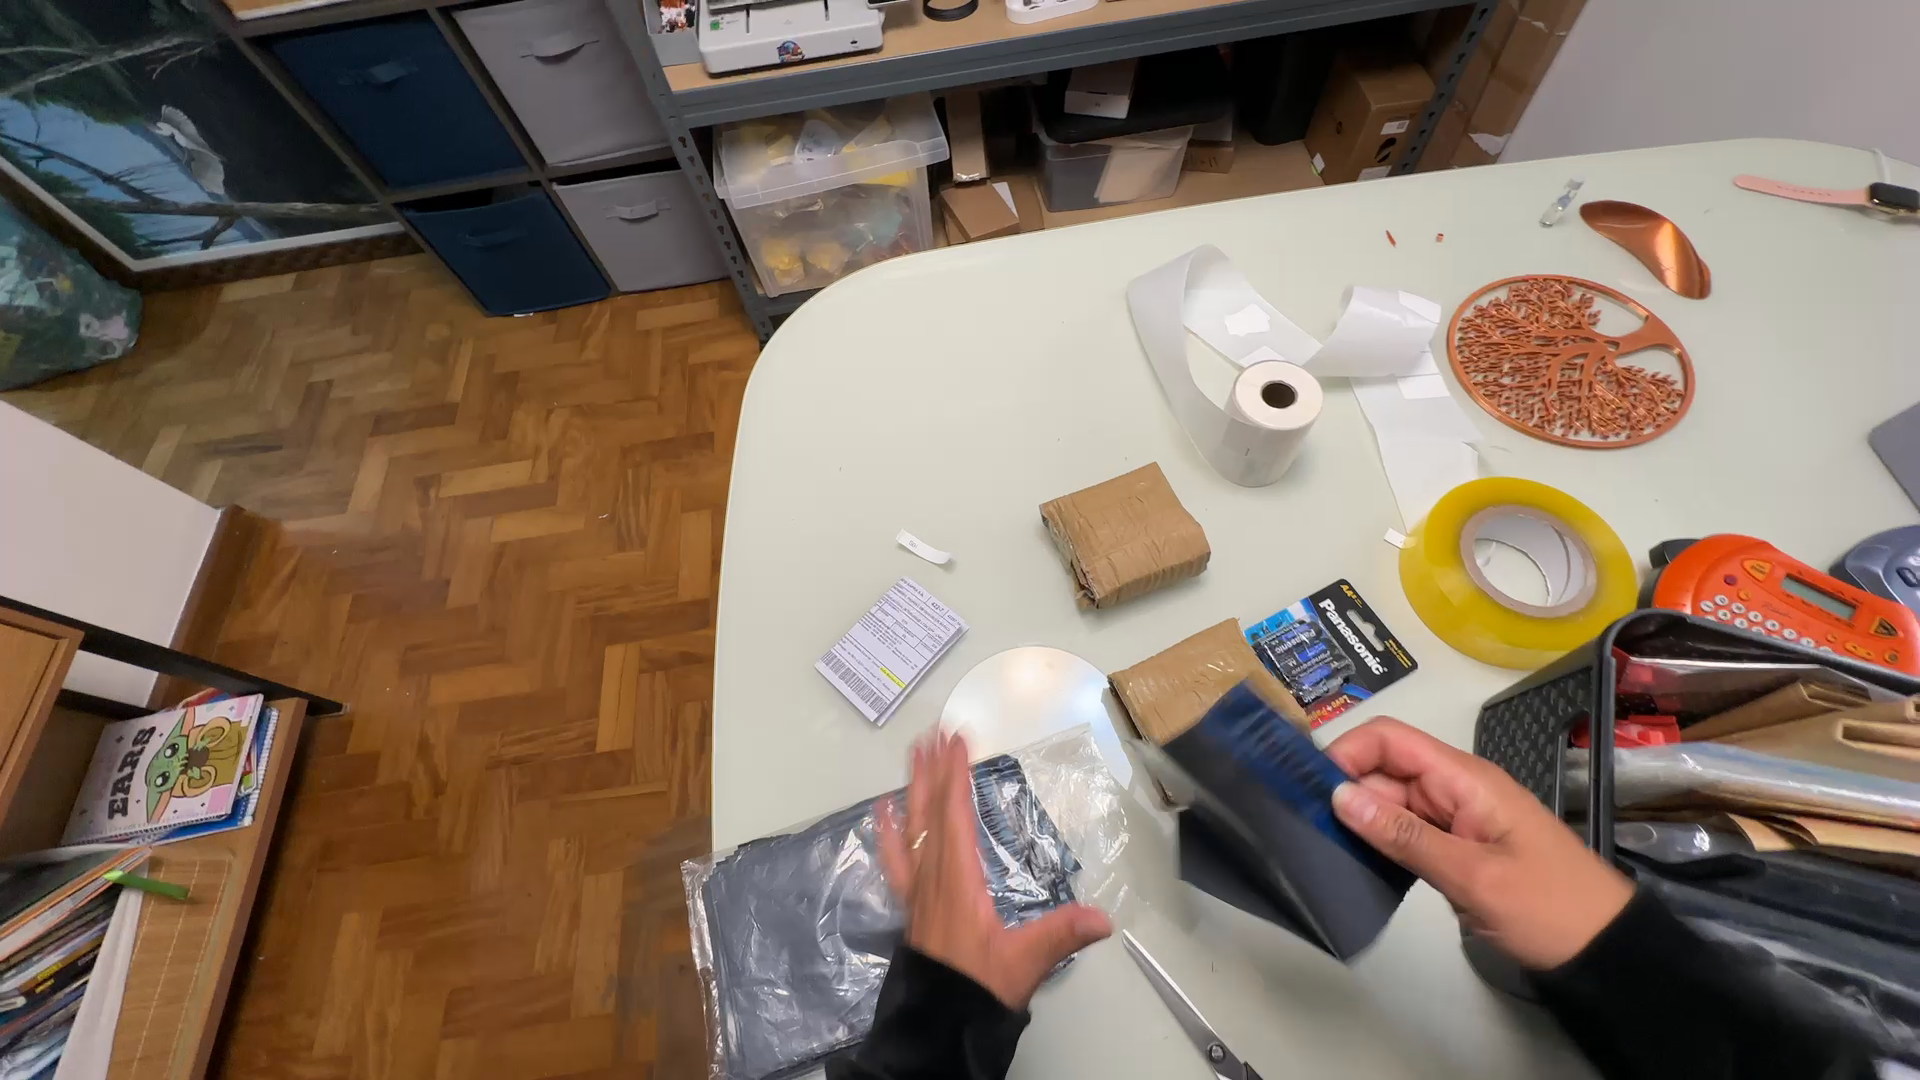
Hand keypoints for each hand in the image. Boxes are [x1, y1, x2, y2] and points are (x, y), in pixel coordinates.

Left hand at [875, 729, 1112, 1008]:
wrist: (938, 1024)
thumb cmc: (979, 988)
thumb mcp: (1024, 962)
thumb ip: (1061, 935)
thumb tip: (1103, 918)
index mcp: (958, 877)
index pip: (954, 813)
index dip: (956, 773)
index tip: (957, 740)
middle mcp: (932, 873)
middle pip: (929, 809)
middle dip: (933, 768)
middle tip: (933, 732)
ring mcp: (917, 886)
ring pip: (911, 825)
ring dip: (914, 787)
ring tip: (914, 754)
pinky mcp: (911, 901)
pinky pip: (894, 858)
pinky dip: (887, 830)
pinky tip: (881, 811)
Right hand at [1325, 717, 1632, 969]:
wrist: (1612, 958)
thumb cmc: (1551, 909)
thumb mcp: (1474, 876)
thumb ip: (1402, 835)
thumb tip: (1338, 797)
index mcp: (1464, 778)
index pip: (1390, 739)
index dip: (1348, 752)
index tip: (1316, 789)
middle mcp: (1453, 787)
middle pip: (1382, 768)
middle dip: (1346, 789)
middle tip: (1313, 825)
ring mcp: (1453, 816)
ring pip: (1387, 799)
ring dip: (1359, 817)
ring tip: (1327, 842)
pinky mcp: (1452, 843)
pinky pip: (1401, 827)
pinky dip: (1378, 838)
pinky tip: (1357, 857)